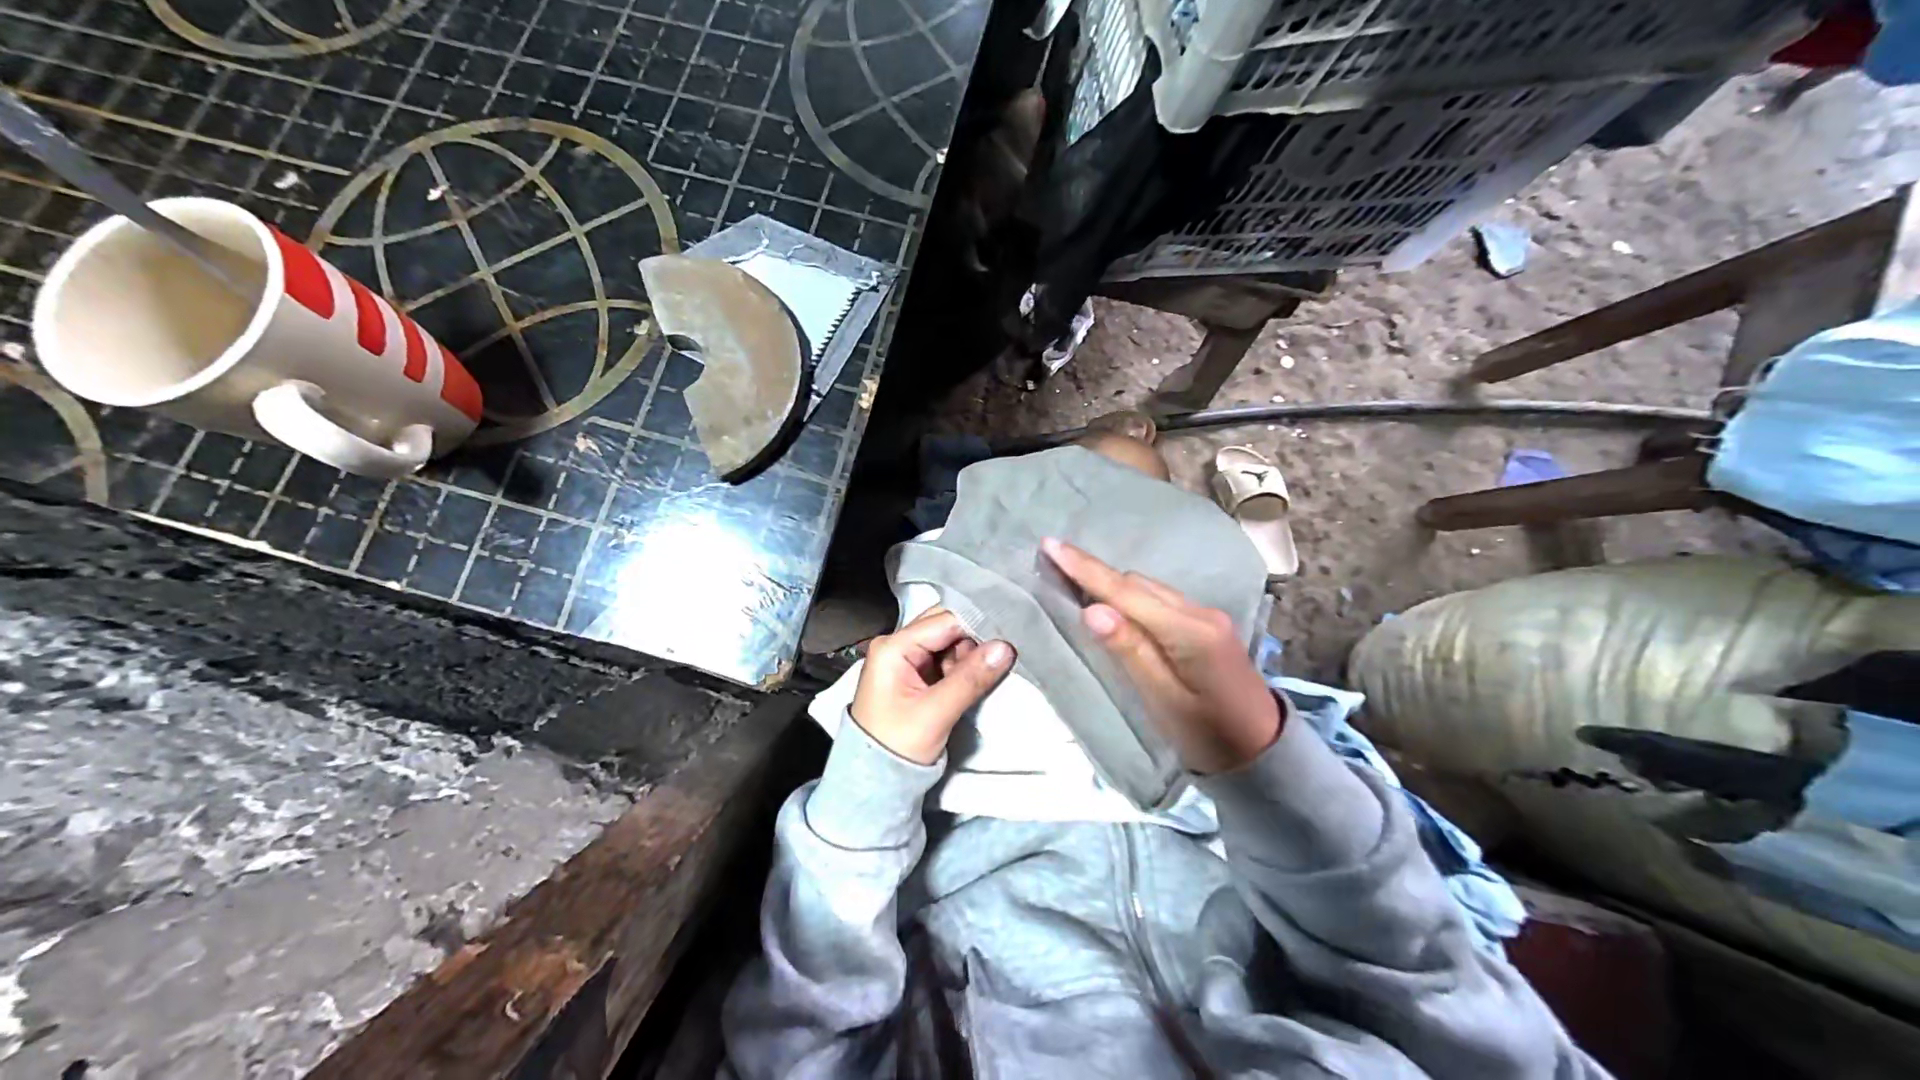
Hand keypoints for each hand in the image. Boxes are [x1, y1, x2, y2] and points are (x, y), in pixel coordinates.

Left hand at [850, 608, 1013, 764]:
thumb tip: (1005, 647)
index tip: (1006, 641)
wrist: (874, 780)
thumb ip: (970, 678)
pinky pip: (944, 659)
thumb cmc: (897, 744)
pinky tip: (970, 683)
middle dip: (973, 643)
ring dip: (968, 657)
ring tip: (977, 680)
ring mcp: (904, 660)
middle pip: (946, 627)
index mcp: (893, 647)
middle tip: (992, 664)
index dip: (977, 627)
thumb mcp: (936, 713)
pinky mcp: (914, 675)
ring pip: (948, 643)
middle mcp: (897, 645)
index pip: (944, 621)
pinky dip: (961, 668)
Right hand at [1042, 538, 1280, 772]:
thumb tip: (1091, 609)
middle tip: (1052, 567)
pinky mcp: (1207, 625)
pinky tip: (1114, 605)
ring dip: (1112, 584)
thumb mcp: (1164, 700)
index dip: (1085, 569)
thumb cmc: (1209, 736)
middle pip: (1137, 584)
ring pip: (1149, 588)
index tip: (1050, 544)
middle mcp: (1200, 612)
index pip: (1127, 592)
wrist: (1265, 753)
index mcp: (1191, 632)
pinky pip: (1160, 600)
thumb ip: (1130, 651)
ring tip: (1072, 581)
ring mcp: (1207, 616)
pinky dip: (1132, 597)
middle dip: (1094, 574)